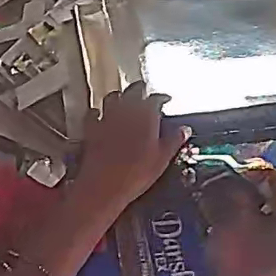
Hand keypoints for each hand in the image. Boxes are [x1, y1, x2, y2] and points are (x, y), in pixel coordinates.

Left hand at [72, 83, 188, 212]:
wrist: (104, 186)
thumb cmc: (135, 174)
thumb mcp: (162, 159)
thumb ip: (174, 141)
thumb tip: (184, 130)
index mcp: (145, 117)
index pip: (155, 99)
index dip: (161, 97)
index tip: (165, 99)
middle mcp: (125, 113)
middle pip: (133, 92)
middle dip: (140, 89)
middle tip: (144, 90)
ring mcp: (106, 120)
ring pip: (112, 98)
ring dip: (119, 96)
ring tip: (122, 97)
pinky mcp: (91, 130)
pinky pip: (92, 114)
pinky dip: (96, 112)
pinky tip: (98, 114)